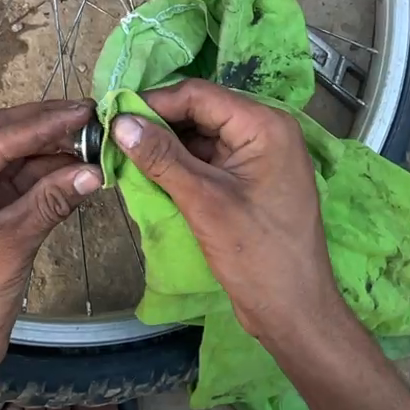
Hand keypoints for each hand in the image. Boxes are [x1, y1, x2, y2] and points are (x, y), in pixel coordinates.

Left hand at [0, 100, 102, 409]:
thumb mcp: (12, 246)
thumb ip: (50, 202)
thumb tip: (93, 171)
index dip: (42, 124)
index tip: (81, 112)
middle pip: (4, 136)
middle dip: (46, 124)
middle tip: (89, 114)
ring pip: (15, 156)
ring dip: (52, 148)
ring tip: (92, 139)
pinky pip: (22, 181)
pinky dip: (49, 174)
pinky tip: (78, 169)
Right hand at [110, 79, 339, 343]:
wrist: (296, 314)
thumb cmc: (257, 256)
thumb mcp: (204, 201)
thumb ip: (161, 157)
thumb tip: (120, 122)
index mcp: (264, 125)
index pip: (198, 94)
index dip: (154, 102)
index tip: (114, 115)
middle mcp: (265, 129)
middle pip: (200, 109)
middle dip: (158, 122)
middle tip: (115, 134)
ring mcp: (259, 154)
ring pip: (201, 132)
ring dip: (166, 142)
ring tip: (125, 151)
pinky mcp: (250, 176)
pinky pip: (209, 155)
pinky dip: (180, 161)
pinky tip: (151, 170)